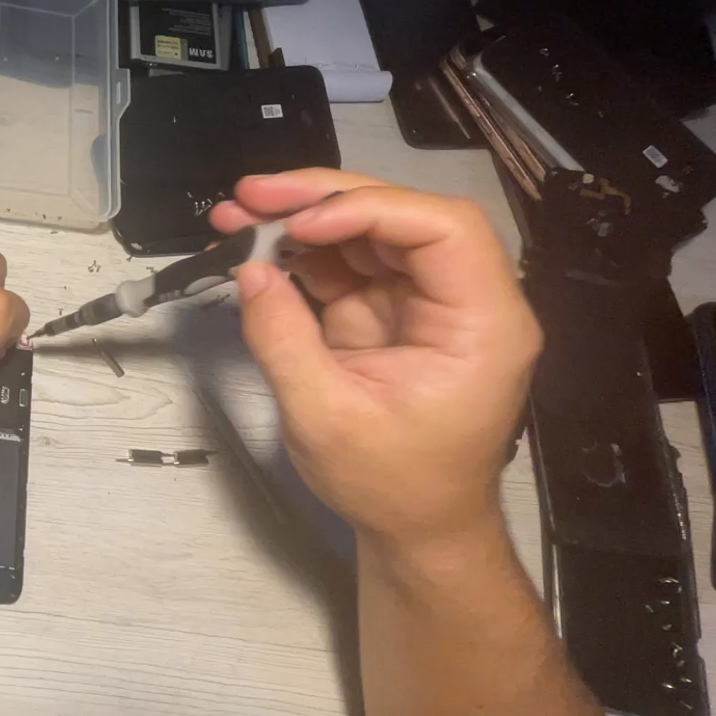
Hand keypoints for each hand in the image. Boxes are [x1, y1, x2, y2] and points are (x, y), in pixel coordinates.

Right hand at [209, 170, 541, 554]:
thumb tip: (250, 271)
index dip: (370, 212)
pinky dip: (293, 251)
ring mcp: (415, 303)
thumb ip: (283, 340)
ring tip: (235, 213)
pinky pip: (338, 265)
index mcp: (479, 324)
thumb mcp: (323, 416)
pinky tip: (251, 243)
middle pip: (400, 218)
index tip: (296, 226)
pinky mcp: (379, 313)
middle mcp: (456, 299)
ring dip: (298, 218)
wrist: (411, 522)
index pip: (443, 231)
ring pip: (363, 233)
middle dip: (322, 198)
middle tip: (250, 193)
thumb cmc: (387, 480)